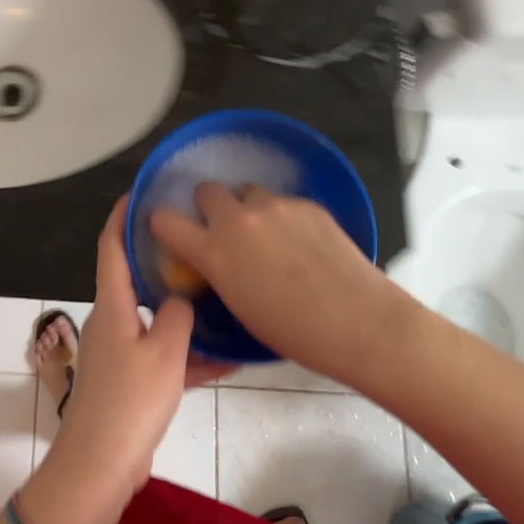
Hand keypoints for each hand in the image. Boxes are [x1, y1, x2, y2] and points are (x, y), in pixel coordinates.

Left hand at [46, 196, 197, 498]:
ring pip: (154, 320)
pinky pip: (162, 356)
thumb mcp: (165, 352)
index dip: (122, 217)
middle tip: (197, 243)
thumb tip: (181, 302)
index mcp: (111, 305)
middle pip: (134, 280)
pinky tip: (227, 359)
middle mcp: (110, 321)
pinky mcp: (130, 383)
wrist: (101, 466)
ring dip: (183, 312)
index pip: (111, 246)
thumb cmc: (130, 401)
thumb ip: (178, 316)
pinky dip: (188, 355)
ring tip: (222, 297)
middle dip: (162, 261)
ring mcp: (118, 353)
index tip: (139, 193)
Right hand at [150, 183, 404, 385]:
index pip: (164, 219)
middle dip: (210, 207)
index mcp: (214, 252)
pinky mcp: (307, 203)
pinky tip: (303, 244)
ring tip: (269, 237)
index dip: (164, 224)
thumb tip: (216, 260)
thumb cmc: (295, 333)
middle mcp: (239, 220)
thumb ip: (219, 273)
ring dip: (248, 209)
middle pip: (206, 190)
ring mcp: (275, 207)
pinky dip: (283, 218)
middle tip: (226, 232)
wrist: (359, 322)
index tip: (173, 234)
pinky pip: (282, 201)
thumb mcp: (238, 306)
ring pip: (247, 192)